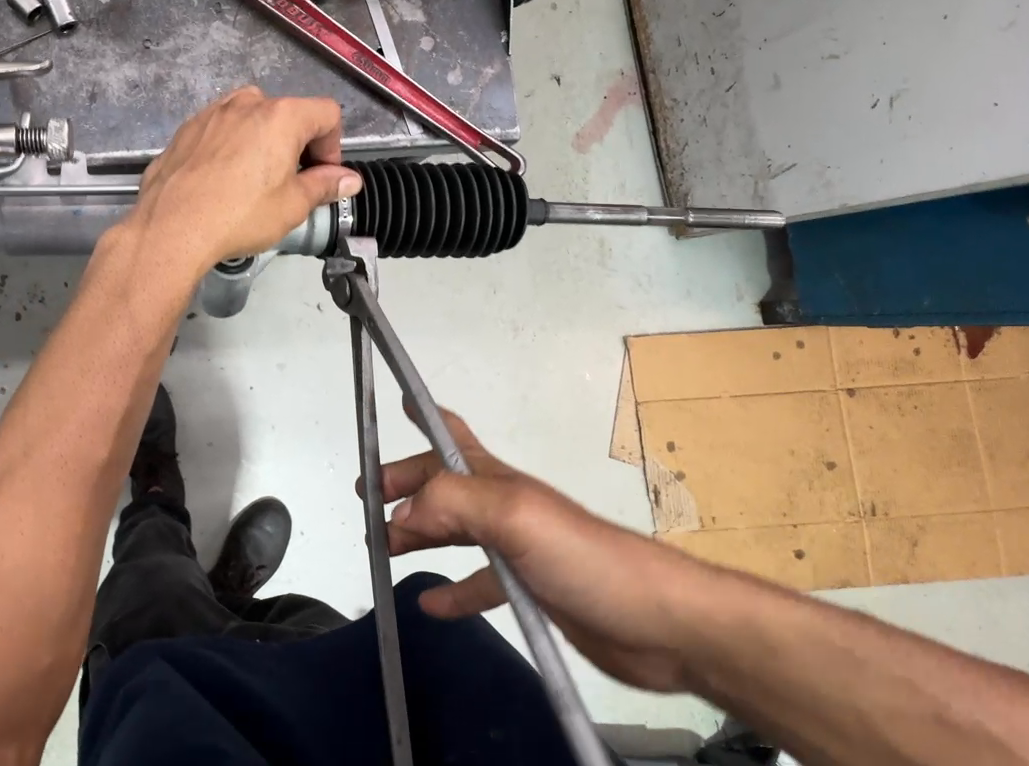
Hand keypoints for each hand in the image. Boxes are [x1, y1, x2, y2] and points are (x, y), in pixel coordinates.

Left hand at [127, 88, 361, 273]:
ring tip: (254, 179)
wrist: (171, 226)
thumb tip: (349, 179)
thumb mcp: (292, 205)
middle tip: (291, 181)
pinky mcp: (185, 130)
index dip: (333, 145)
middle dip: (297, 143)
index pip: (326, 114)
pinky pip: (219, 129)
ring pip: (250, 117)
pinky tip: (221, 180)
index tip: (322, 176)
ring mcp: (211, 114)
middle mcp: (246, 104)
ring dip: (262, 140)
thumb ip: (324, 185)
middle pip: (287, 112)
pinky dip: (230, 145)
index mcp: (281, 116)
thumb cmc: (239, 215)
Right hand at [372, 407, 725, 693]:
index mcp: (496, 481)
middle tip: (368, 498)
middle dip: (404, 485)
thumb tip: (403, 515)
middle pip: (441, 486)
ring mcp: (516, 549)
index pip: (453, 436)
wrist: (660, 624)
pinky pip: (478, 584)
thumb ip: (453, 503)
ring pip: (452, 532)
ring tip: (386, 547)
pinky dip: (452, 590)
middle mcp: (502, 507)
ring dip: (417, 533)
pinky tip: (430, 603)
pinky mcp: (529, 590)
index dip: (425, 418)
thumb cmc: (587, 558)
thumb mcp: (515, 515)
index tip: (398, 404)